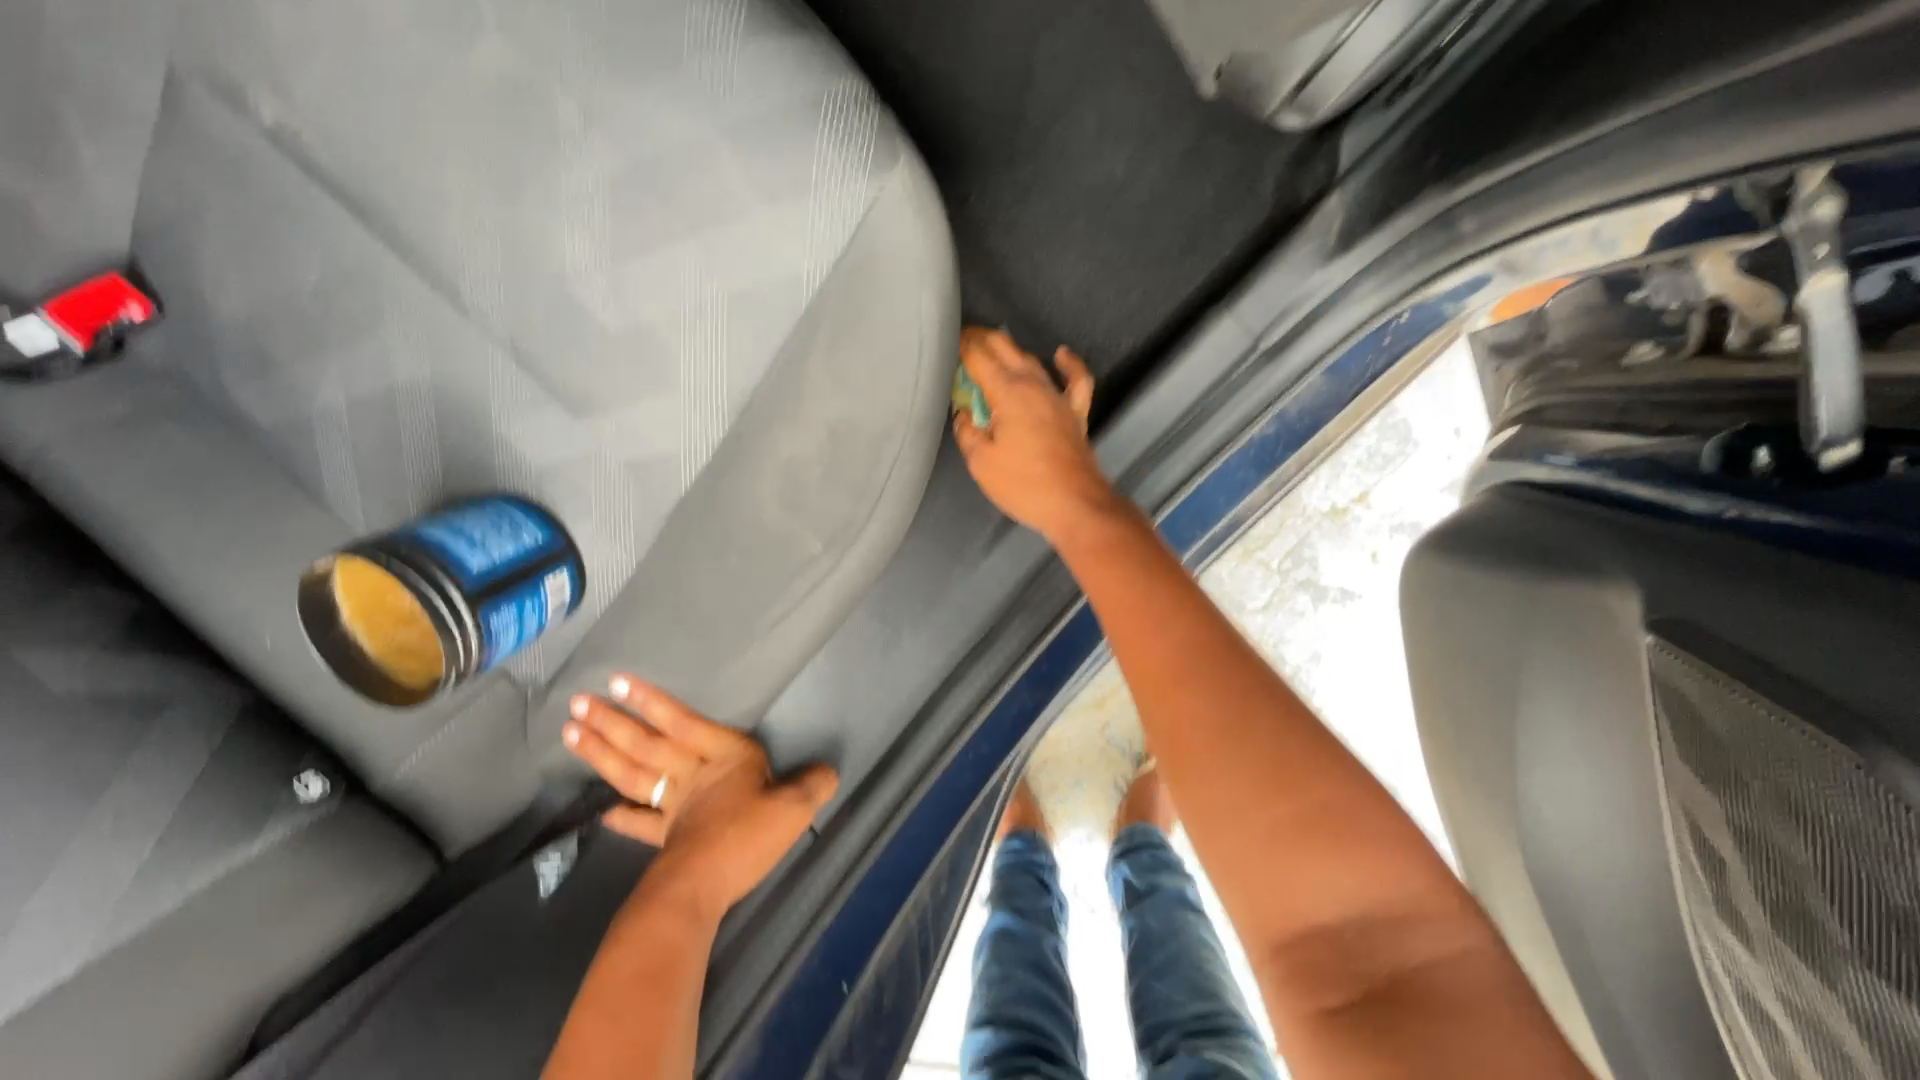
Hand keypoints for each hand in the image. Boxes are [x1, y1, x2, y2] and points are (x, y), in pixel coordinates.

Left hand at [565, 677, 837, 916]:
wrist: (704, 885)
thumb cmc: (747, 837)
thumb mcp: (793, 807)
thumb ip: (811, 786)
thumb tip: (830, 771)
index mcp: (722, 758)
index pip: (683, 722)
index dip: (652, 701)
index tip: (618, 681)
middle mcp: (691, 775)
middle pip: (645, 743)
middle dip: (612, 722)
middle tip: (577, 703)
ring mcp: (673, 807)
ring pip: (632, 772)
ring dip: (601, 752)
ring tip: (571, 733)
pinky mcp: (666, 837)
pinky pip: (640, 822)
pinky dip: (620, 817)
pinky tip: (602, 812)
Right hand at [952, 327, 1122, 541]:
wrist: (1075, 504)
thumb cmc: (1024, 485)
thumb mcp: (981, 462)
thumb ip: (967, 432)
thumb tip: (964, 414)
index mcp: (1008, 393)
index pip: (979, 356)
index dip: (962, 345)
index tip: (949, 341)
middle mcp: (1034, 385)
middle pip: (1006, 348)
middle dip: (983, 340)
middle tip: (964, 343)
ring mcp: (1058, 396)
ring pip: (1033, 361)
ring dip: (1011, 354)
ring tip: (993, 353)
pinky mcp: (1076, 412)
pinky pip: (1076, 379)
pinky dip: (1068, 364)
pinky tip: (1060, 355)